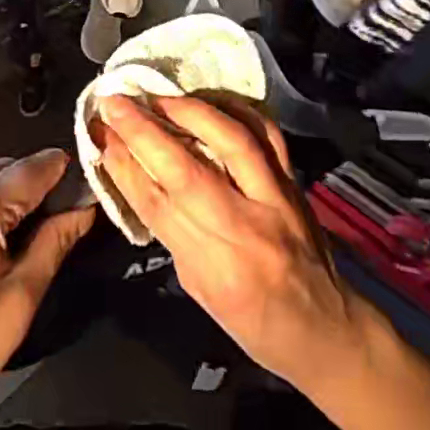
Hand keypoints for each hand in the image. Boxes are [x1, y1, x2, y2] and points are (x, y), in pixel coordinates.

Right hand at [94, 95, 429, 429]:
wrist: (330, 331)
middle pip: (185, 170)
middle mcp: (247, 230)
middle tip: (113, 102)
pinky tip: (209, 99)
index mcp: (216, 269)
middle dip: (142, 131)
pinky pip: (266, 132)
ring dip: (188, 111)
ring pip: (231, 141)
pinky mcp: (295, 181)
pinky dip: (235, 108)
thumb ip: (170, 230)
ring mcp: (277, 200)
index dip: (123, 165)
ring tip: (158, 98)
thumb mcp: (199, 288)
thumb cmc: (255, 322)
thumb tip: (135, 173)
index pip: (157, 206)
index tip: (100, 134)